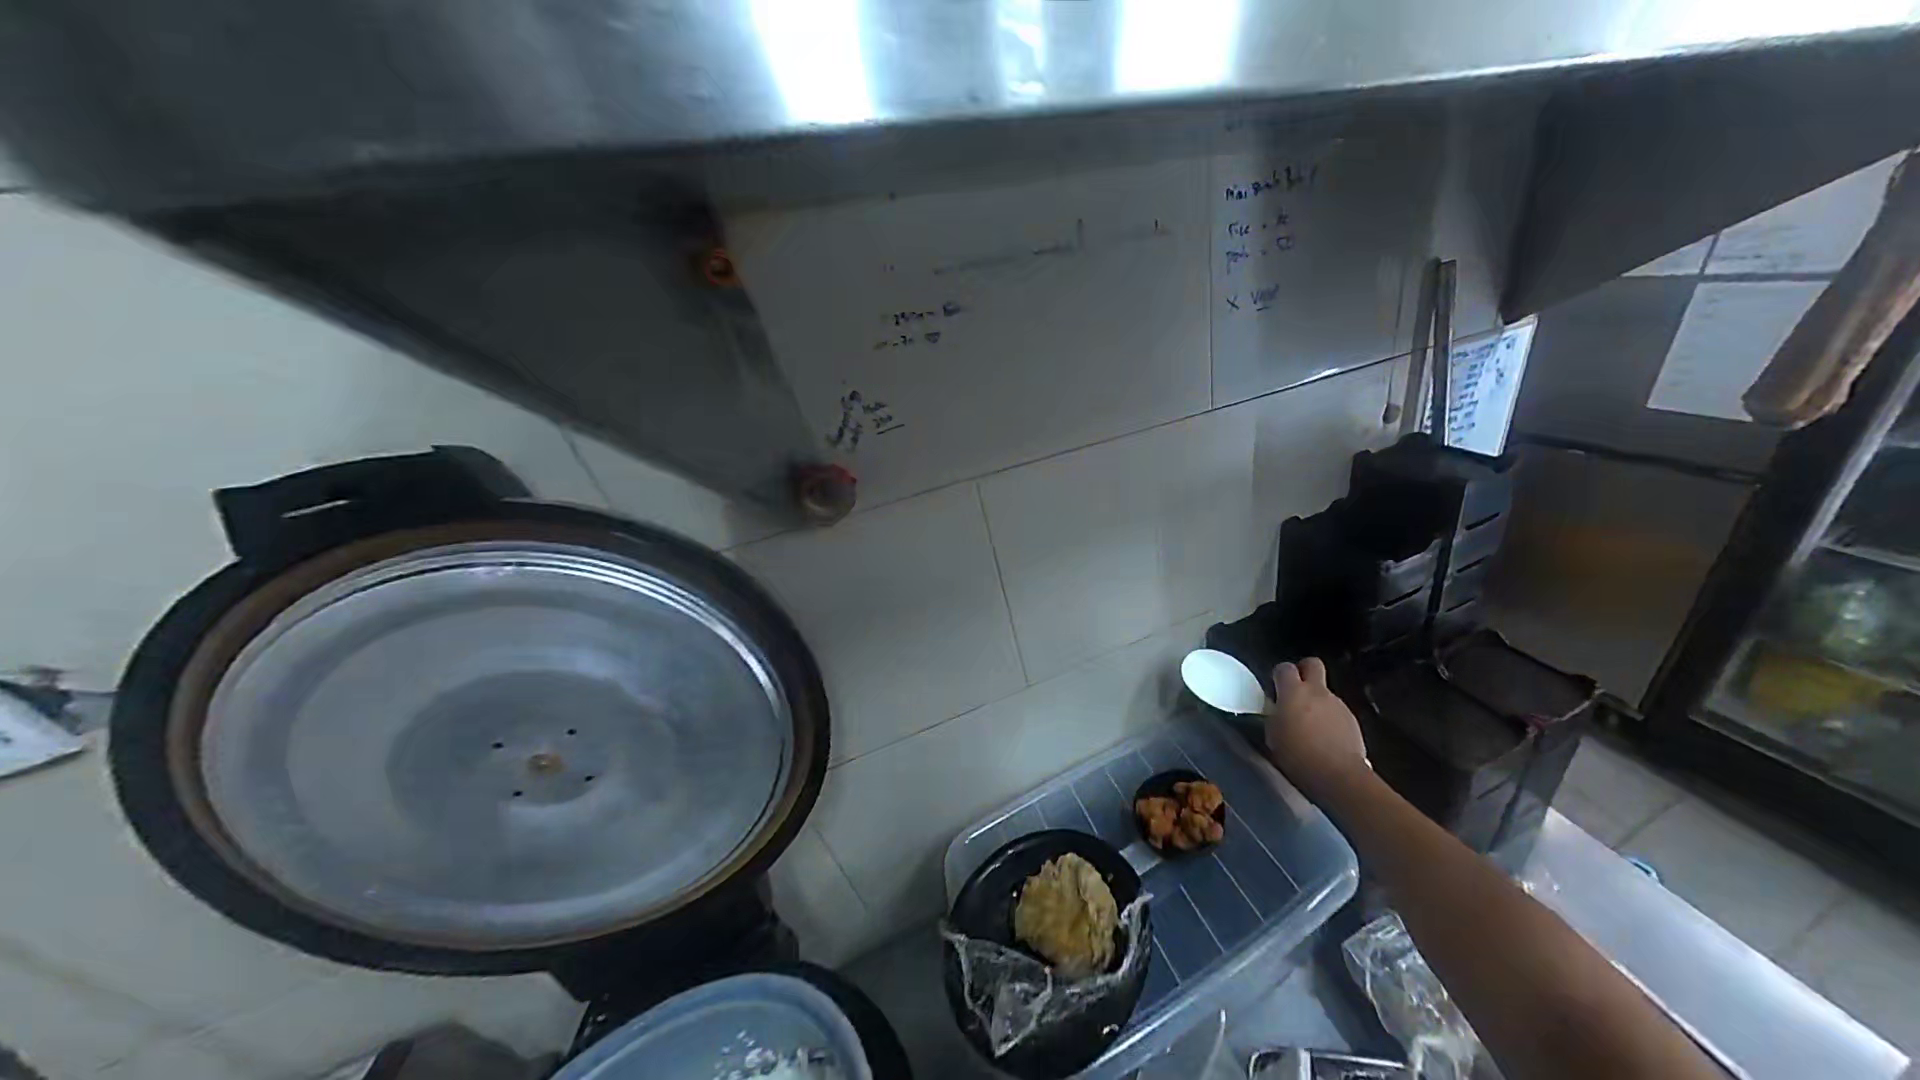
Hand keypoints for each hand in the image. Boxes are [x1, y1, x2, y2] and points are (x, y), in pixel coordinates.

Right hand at [1264, 658, 1368, 794]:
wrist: (1338, 775)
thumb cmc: (1297, 755)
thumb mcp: (1273, 734)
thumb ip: (1274, 715)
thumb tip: (1278, 711)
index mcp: (1293, 692)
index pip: (1284, 668)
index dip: (1279, 675)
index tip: (1275, 687)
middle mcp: (1318, 692)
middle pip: (1312, 664)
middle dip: (1304, 671)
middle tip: (1296, 689)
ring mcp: (1338, 705)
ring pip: (1325, 692)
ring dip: (1317, 702)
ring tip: (1310, 725)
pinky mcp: (1353, 720)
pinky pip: (1336, 711)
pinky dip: (1329, 719)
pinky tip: (1325, 738)